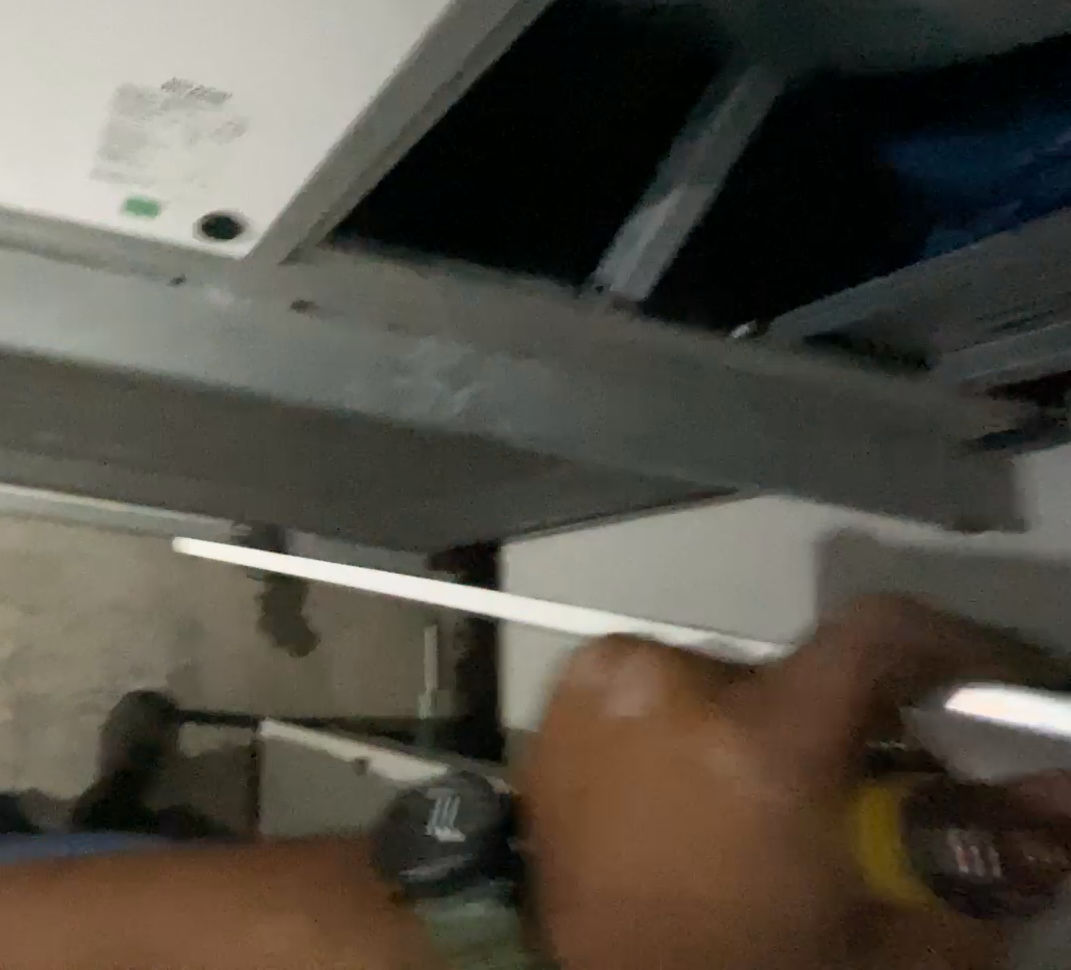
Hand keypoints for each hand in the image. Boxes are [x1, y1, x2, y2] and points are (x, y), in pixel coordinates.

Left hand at [522, 595, 1064, 969]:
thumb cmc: (757, 957)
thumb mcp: (900, 928)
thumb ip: (984, 844)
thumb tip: (1057, 788)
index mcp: (754, 734)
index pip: (871, 634)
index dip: (949, 645)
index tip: (976, 683)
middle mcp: (659, 683)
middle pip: (781, 671)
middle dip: (826, 721)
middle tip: (837, 788)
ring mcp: (591, 685)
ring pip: (706, 675)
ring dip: (742, 720)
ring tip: (744, 798)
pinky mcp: (551, 700)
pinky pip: (638, 685)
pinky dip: (673, 719)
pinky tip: (678, 783)